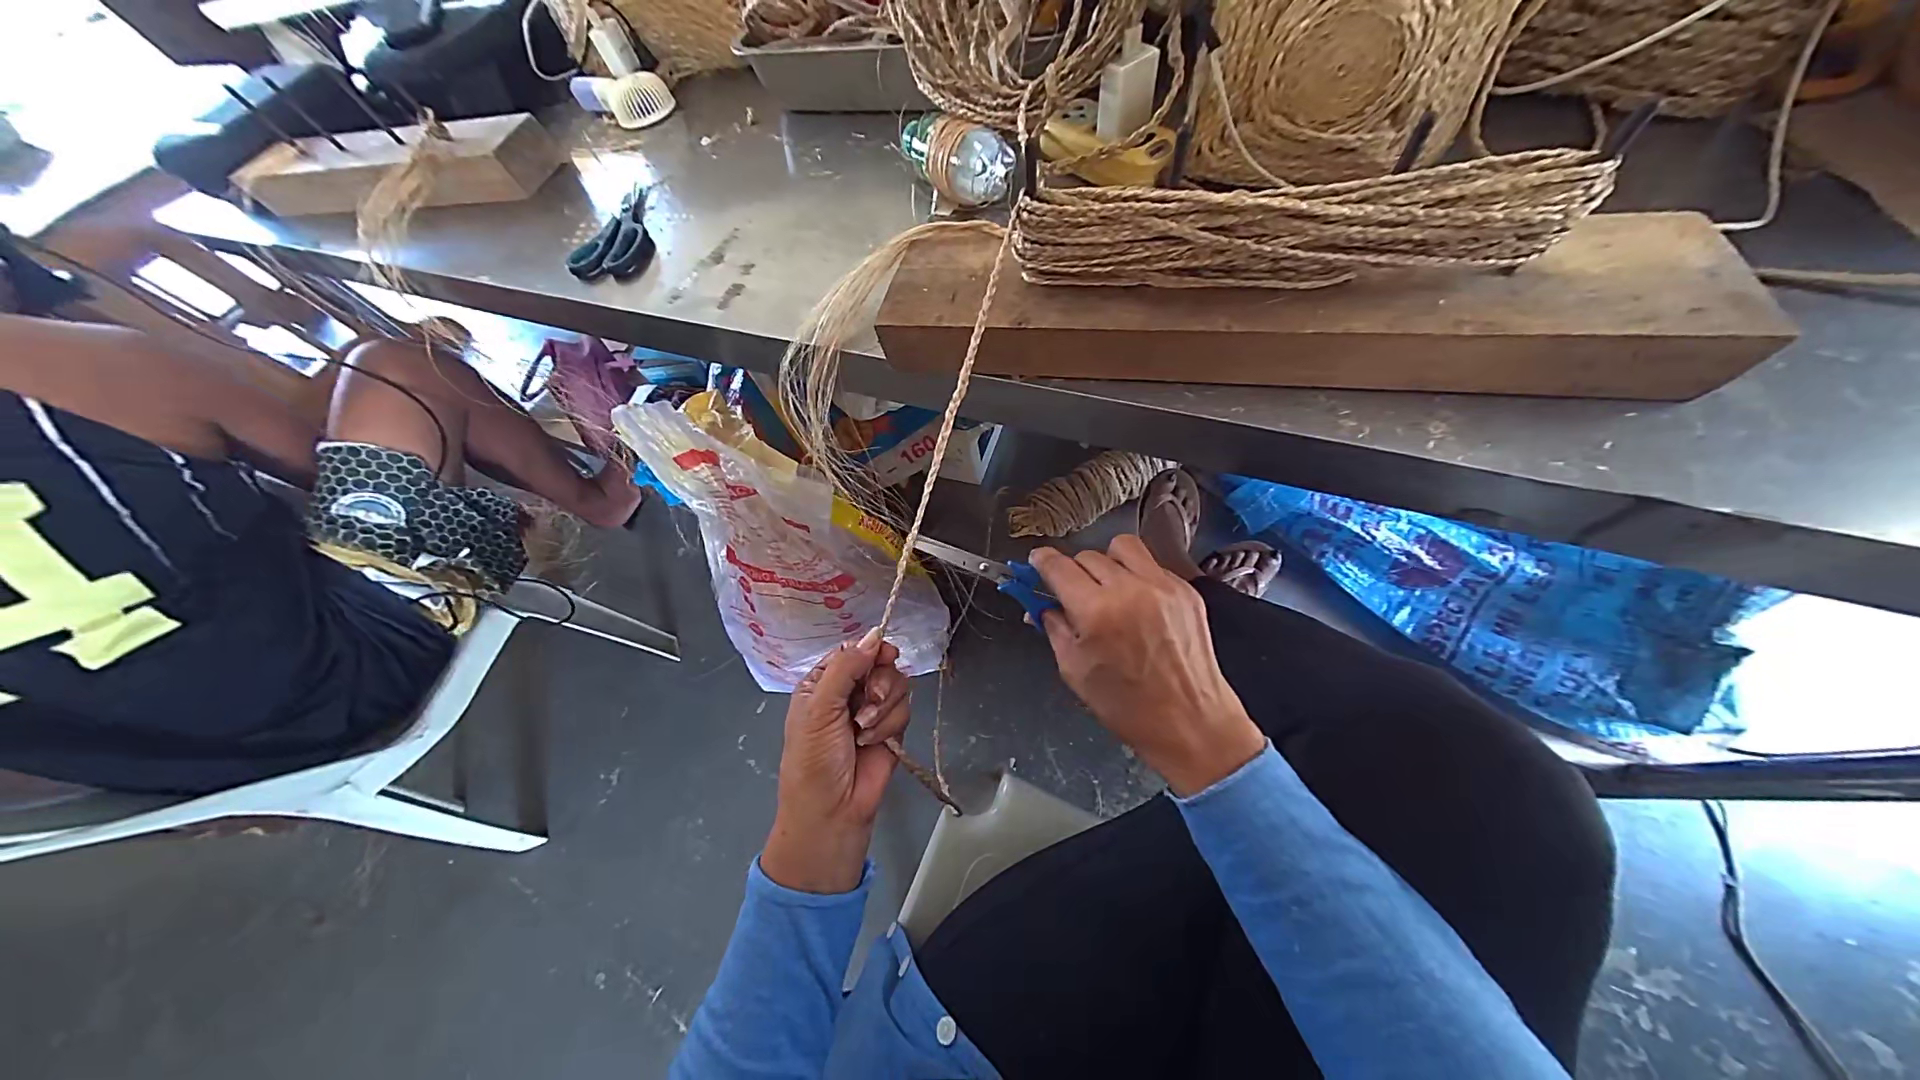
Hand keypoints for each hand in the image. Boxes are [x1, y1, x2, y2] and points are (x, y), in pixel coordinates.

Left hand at [760, 633, 912, 892]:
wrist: (832, 812)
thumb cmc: (813, 760)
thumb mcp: (820, 708)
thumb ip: (847, 668)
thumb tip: (874, 635)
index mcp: (822, 683)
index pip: (852, 651)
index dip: (870, 650)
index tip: (884, 655)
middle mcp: (848, 692)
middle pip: (880, 664)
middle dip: (879, 683)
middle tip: (870, 701)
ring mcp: (871, 710)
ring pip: (897, 685)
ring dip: (883, 708)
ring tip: (864, 730)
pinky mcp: (891, 729)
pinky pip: (905, 709)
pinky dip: (891, 725)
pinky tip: (874, 742)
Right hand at [1030, 536, 1265, 795]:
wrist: (1191, 723)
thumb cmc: (1129, 707)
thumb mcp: (1075, 672)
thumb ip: (1054, 630)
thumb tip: (1040, 607)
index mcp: (1096, 611)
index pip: (1059, 566)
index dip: (1042, 561)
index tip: (1037, 561)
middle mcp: (1130, 590)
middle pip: (1088, 555)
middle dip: (1073, 571)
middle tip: (1073, 593)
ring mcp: (1162, 587)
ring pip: (1123, 547)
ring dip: (1107, 562)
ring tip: (1106, 587)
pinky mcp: (1186, 591)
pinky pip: (1152, 565)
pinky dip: (1137, 575)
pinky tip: (1136, 602)